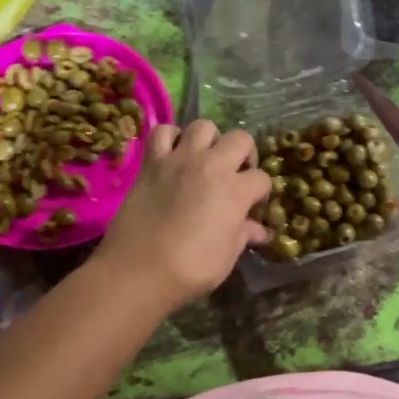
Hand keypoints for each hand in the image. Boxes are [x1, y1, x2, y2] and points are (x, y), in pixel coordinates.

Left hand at [96, 120, 270, 307]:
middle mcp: (212, 165)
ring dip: (210, 140)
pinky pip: (162, 132)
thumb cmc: (189, 269)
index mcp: (235, 190)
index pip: (261, 178)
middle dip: (245, 154)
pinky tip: (173, 154)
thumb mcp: (226, 257)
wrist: (137, 271)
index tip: (254, 206)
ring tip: (205, 159)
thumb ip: (243, 236)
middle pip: (241, 139)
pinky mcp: (152, 162)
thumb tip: (259, 231)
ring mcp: (180, 160)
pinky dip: (170, 138)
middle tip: (236, 174)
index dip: (261, 193)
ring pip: (204, 126)